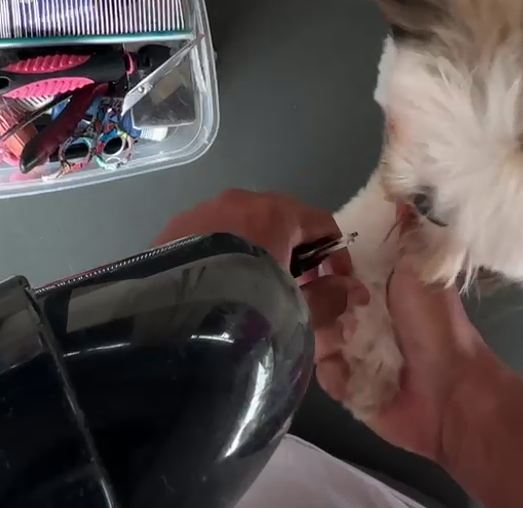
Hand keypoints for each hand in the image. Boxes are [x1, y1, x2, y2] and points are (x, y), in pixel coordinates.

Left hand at [154, 188, 365, 329]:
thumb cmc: (246, 311)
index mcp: (276, 213)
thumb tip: (350, 289)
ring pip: (245, 225)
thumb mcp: (297, 312)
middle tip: (301, 291)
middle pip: (284, 219)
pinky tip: (220, 286)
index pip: (322, 223)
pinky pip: (214, 233)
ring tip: (257, 290)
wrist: (172, 321)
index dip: (337, 256)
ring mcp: (204, 209)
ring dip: (261, 251)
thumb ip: (329, 298)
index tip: (337, 287)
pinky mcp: (176, 225)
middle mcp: (240, 200)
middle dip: (299, 253)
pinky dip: (227, 252)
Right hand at [315, 219, 498, 461]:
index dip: (319, 261)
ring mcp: (347, 352)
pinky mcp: (345, 386)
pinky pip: (321, 371)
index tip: (318, 259)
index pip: (328, 267)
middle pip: (313, 298)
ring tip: (349, 338)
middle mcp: (353, 316)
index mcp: (369, 287)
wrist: (451, 391)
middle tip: (342, 304)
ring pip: (312, 333)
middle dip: (320, 298)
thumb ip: (404, 235)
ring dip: (327, 333)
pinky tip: (349, 368)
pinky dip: (334, 370)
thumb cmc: (435, 324)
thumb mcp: (421, 267)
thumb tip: (401, 194)